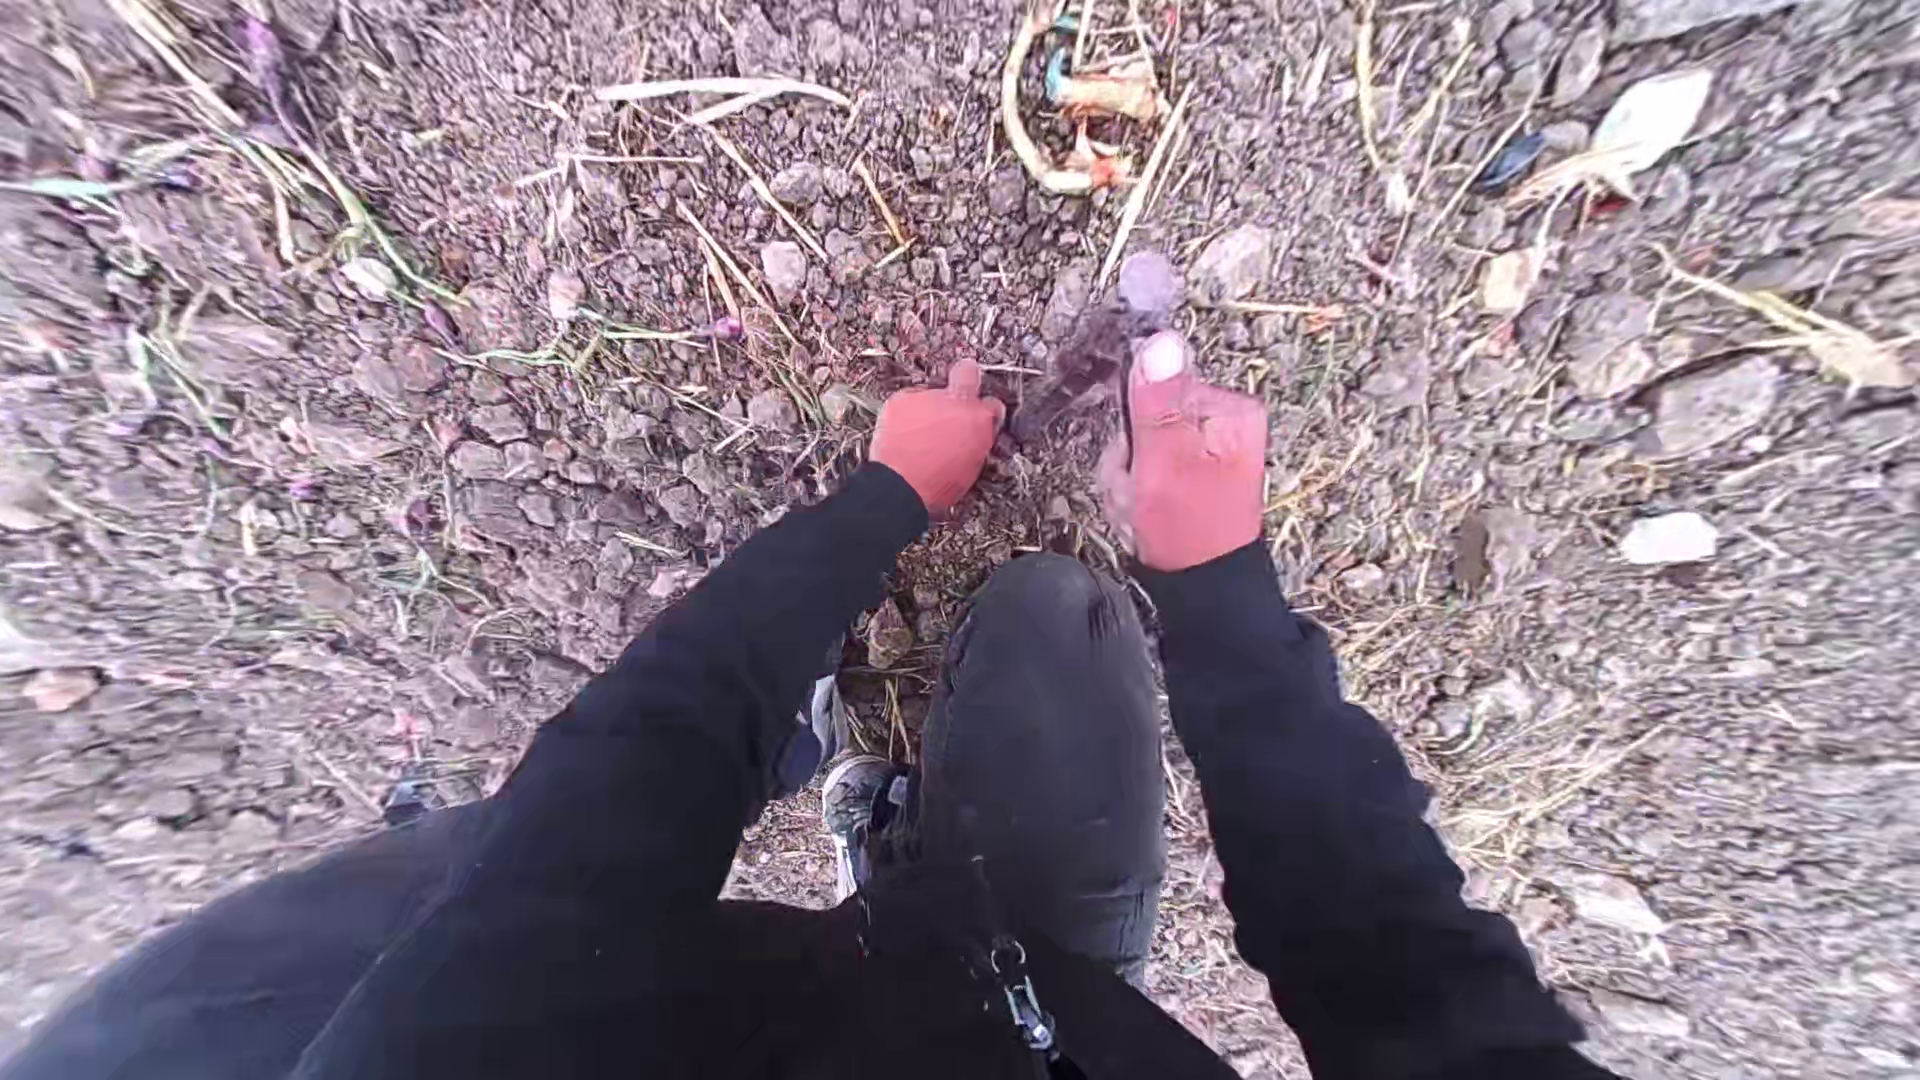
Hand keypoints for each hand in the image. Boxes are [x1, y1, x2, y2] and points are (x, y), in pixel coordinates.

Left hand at [870, 357, 1005, 516]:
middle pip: (967, 373)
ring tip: (919, 434)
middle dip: (967, 376)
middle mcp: (957, 402)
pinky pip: (907, 401)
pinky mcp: (902, 398)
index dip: (985, 409)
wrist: (901, 485)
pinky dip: (906, 414)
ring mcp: (928, 396)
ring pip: (932, 393)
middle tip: (959, 389)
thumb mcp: (970, 467)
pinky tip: (903, 434)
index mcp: (980, 421)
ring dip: (928, 408)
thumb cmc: (937, 485)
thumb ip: (975, 441)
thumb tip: (973, 436)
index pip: (992, 404)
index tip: (978, 413)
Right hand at [1099, 332, 1266, 570]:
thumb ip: (1157, 404)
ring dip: (1127, 480)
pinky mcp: (1191, 471)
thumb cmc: (1187, 529)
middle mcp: (1221, 424)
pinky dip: (1135, 491)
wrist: (1201, 588)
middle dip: (1129, 459)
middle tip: (1139, 492)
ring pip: (1137, 446)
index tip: (1136, 460)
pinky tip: (1144, 512)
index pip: (1155, 388)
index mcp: (1228, 412)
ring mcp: (1205, 450)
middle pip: (1144, 418)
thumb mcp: (1165, 463)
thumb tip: (1159, 342)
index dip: (1133, 427)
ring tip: (1141, 507)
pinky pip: (1144, 467)